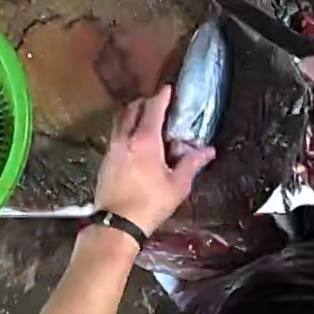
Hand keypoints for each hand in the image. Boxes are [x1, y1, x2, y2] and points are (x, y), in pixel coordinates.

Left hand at [95, 85, 216, 234]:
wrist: (117, 225)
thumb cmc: (151, 204)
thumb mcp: (178, 185)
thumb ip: (191, 163)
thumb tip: (208, 151)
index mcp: (145, 140)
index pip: (153, 108)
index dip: (162, 96)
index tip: (169, 89)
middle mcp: (125, 139)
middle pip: (132, 109)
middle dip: (145, 102)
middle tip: (157, 102)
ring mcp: (111, 149)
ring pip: (119, 120)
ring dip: (131, 113)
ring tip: (143, 118)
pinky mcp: (105, 160)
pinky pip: (115, 135)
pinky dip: (124, 128)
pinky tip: (133, 140)